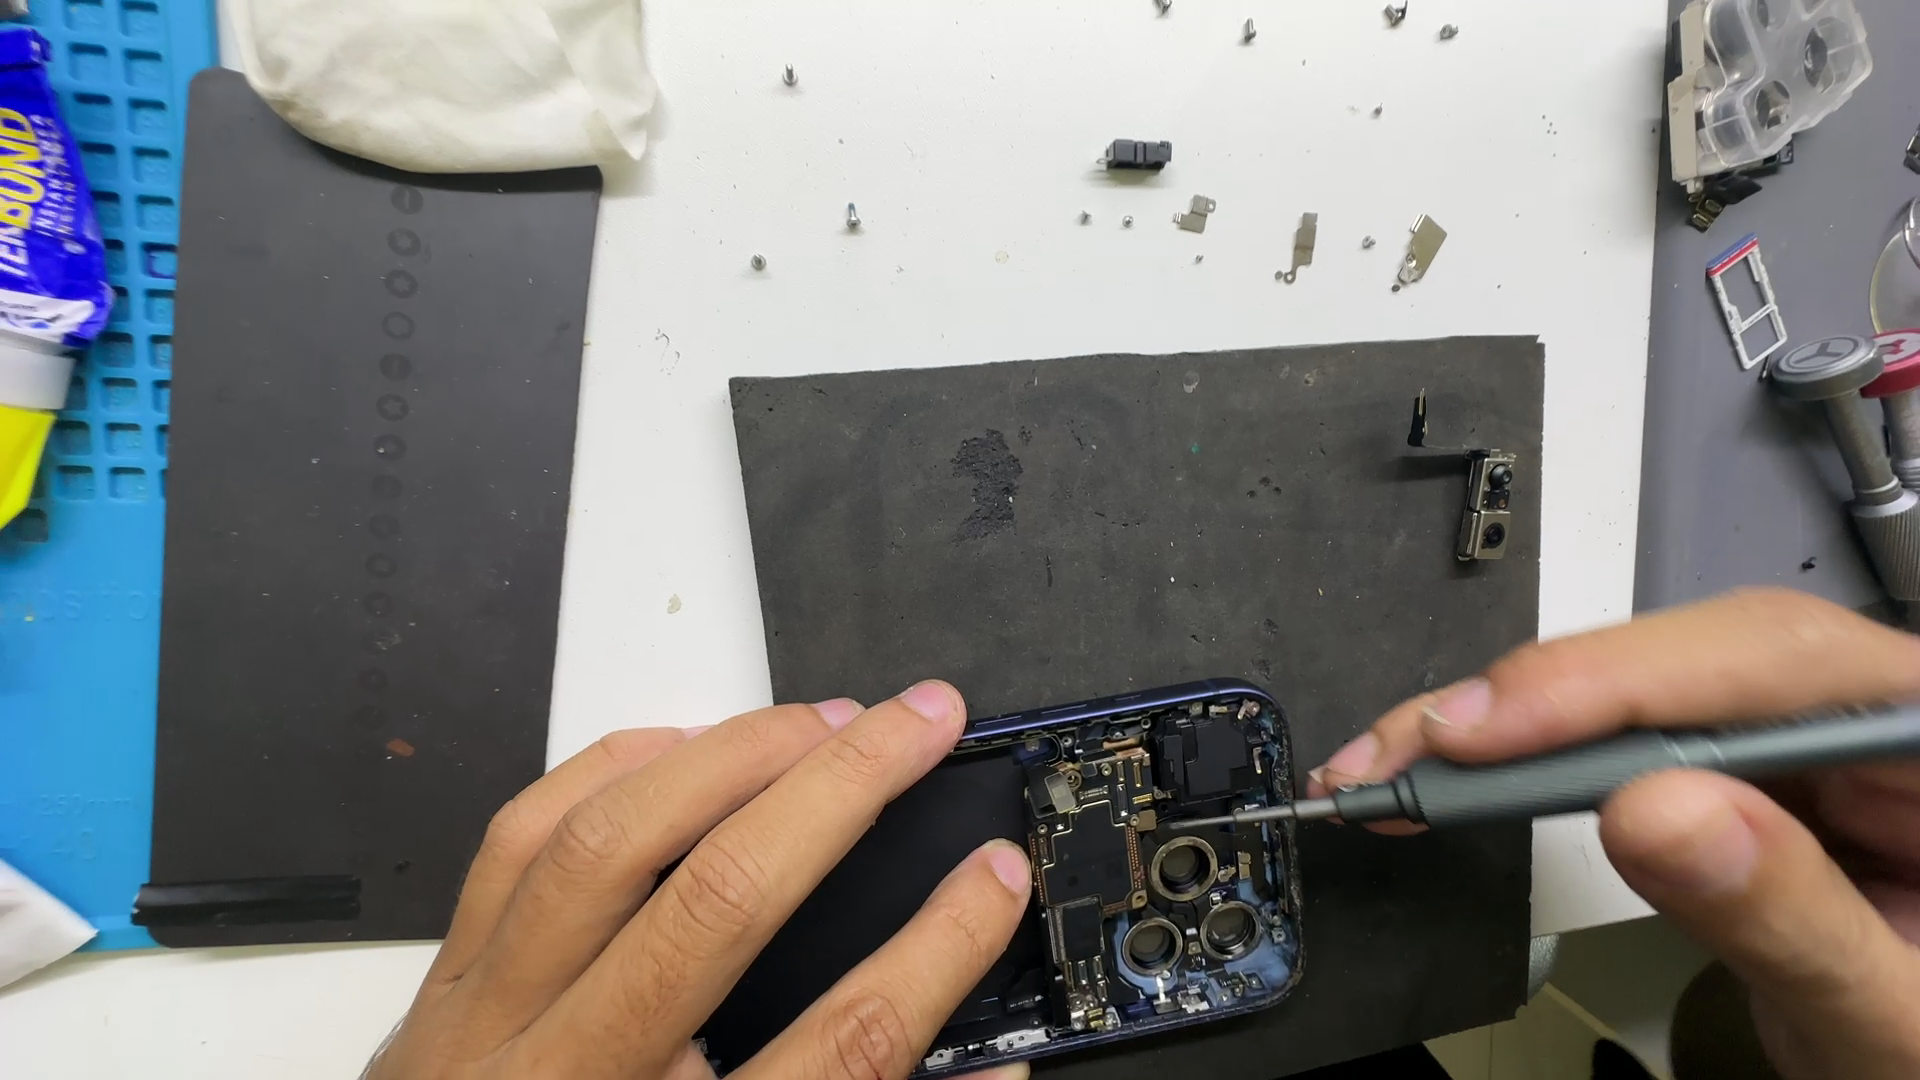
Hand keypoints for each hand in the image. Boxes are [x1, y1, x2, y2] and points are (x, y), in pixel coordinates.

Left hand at [366, 681, 1032, 1079]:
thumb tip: (994, 1072)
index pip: (837, 1049)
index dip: (937, 950)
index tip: (996, 874)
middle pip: (722, 902)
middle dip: (844, 785)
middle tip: (921, 722)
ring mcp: (486, 1024)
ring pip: (614, 842)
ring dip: (738, 753)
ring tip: (826, 717)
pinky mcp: (446, 978)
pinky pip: (524, 832)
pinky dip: (619, 764)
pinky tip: (690, 741)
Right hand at [1310, 589, 1919, 1079]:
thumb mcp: (1906, 1030)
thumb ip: (1798, 919)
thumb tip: (1651, 808)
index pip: (1765, 658)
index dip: (1598, 680)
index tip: (1474, 735)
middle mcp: (1857, 708)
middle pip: (1657, 659)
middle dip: (1508, 704)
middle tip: (1397, 756)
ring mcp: (1775, 731)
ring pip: (1601, 688)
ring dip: (1480, 730)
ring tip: (1389, 770)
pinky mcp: (1705, 760)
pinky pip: (1585, 732)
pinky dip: (1497, 756)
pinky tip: (1436, 769)